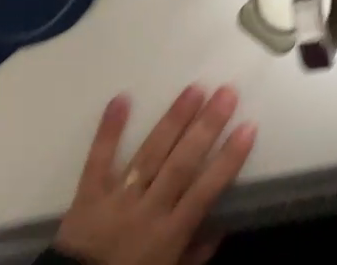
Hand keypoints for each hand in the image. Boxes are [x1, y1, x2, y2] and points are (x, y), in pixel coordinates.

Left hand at [53, 85, 257, 264]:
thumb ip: (196, 251)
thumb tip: (222, 222)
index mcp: (170, 233)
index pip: (205, 190)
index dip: (228, 159)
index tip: (248, 126)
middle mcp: (148, 210)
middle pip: (181, 163)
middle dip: (206, 126)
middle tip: (226, 92)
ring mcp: (117, 198)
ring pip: (150, 154)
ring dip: (173, 120)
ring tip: (194, 88)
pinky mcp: (88, 194)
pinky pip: (98, 159)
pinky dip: (109, 129)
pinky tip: (122, 97)